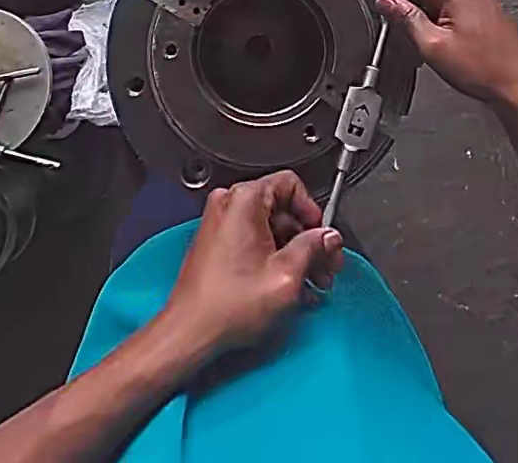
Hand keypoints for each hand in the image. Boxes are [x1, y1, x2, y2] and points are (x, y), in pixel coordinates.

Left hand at [157, 171, 344, 360]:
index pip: (290, 184)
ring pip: (271, 227)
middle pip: (282, 209)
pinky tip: (288, 285)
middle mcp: (229, 204)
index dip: (313, 211)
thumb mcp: (286, 275)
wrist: (190, 333)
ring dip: (293, 253)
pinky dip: (274, 258)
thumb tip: (328, 237)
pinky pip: (255, 239)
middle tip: (323, 266)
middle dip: (307, 240)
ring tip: (308, 283)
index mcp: (244, 200)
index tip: (322, 236)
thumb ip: (313, 248)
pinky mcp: (218, 242)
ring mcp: (221, 223)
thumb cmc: (226, 305)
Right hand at [377, 0, 517, 126]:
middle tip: (410, 37)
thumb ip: (405, 17)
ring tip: (433, 46)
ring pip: (438, 0)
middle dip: (410, 9)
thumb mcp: (431, 44)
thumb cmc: (485, 68)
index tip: (387, 15)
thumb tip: (387, 2)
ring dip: (427, 19)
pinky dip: (444, 25)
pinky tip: (448, 48)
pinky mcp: (486, 14)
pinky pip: (454, 10)